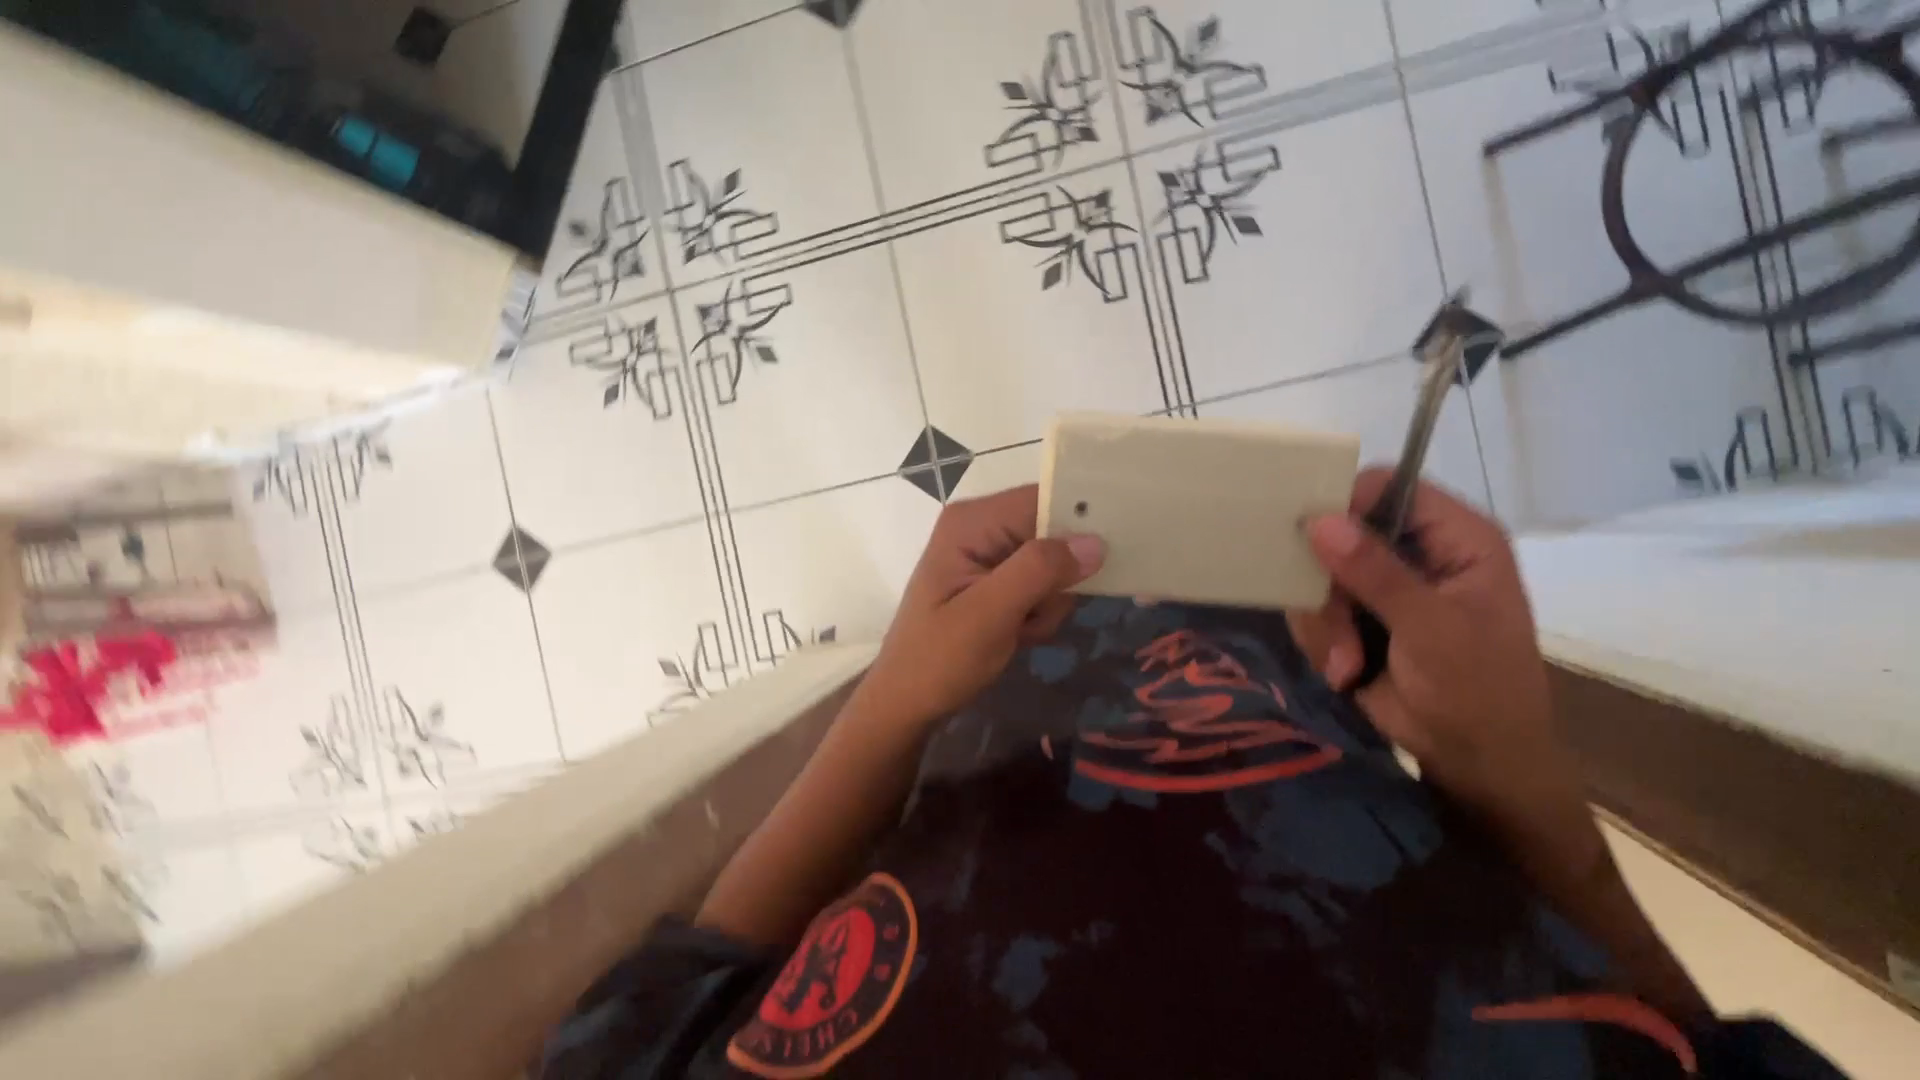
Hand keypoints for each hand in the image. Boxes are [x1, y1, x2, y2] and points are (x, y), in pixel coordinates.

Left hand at [857, 485, 1103, 727]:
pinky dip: (1038, 615)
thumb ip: (1039, 571)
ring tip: (1018, 630)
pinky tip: (1016, 635)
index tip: (1108, 553)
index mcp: (972, 521)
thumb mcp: (989, 615)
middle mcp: (982, 526)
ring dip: (1048, 604)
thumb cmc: (940, 659)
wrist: (908, 703)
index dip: (1079, 522)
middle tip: (1034, 613)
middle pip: (1054, 533)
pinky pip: (1041, 587)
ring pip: (1054, 565)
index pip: (1044, 498)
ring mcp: (989, 554)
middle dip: (1056, 579)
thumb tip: (1095, 541)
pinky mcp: (997, 581)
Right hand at [1289, 470, 1578, 819]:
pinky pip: (1312, 608)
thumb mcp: (1431, 630)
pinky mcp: (1355, 618)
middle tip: (1336, 628)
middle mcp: (1415, 552)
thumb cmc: (1476, 691)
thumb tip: (1319, 520)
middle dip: (1331, 587)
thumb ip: (1376, 573)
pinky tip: (1344, 671)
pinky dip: (1320, 641)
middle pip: (1340, 533)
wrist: (1473, 763)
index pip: (1388, 487)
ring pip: (1318, 574)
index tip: (1314, 540)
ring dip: (1324, 622)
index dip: (1347, 504)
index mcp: (1456, 538)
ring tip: (1346, 664)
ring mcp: (1383, 586)